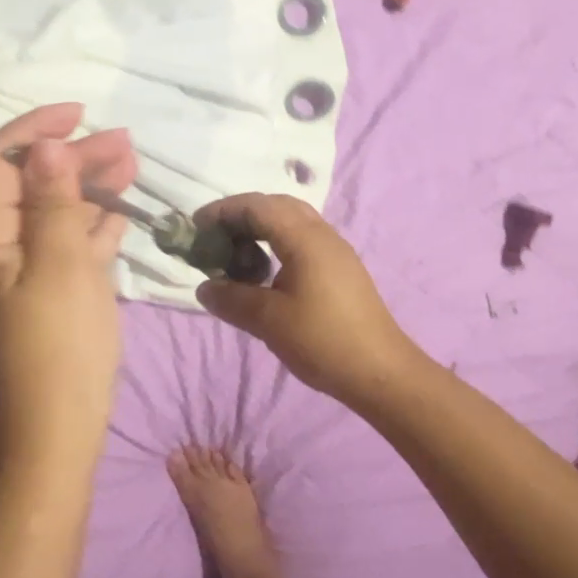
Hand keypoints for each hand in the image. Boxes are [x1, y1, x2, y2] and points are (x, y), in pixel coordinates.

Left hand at [0, 103, 137, 467]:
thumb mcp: (60, 270)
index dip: (33, 132)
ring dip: (87, 189)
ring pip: (52, 217)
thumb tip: (45, 148)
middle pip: (29, 188)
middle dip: (72, 158)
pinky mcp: (48, 303)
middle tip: (125, 142)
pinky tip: (121, 214)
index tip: (79, 113)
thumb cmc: (58, 352)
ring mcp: (23, 281)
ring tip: (131, 165)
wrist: (54, 440)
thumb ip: (53, 204)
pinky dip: (92, 228)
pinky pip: (67, 251)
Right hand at [194, 194, 421, 404]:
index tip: (196, 227)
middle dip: (242, 216)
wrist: (380, 371)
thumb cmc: (322, 340)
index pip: (257, 206)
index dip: (223, 210)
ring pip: (292, 222)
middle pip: (276, 206)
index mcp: (304, 238)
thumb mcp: (268, 320)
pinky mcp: (342, 270)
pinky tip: (266, 275)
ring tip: (237, 257)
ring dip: (261, 230)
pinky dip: (277, 245)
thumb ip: (232, 298)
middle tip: (216, 239)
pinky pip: (303, 240)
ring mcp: (336, 251)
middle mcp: (323, 235)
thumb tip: (205, 287)